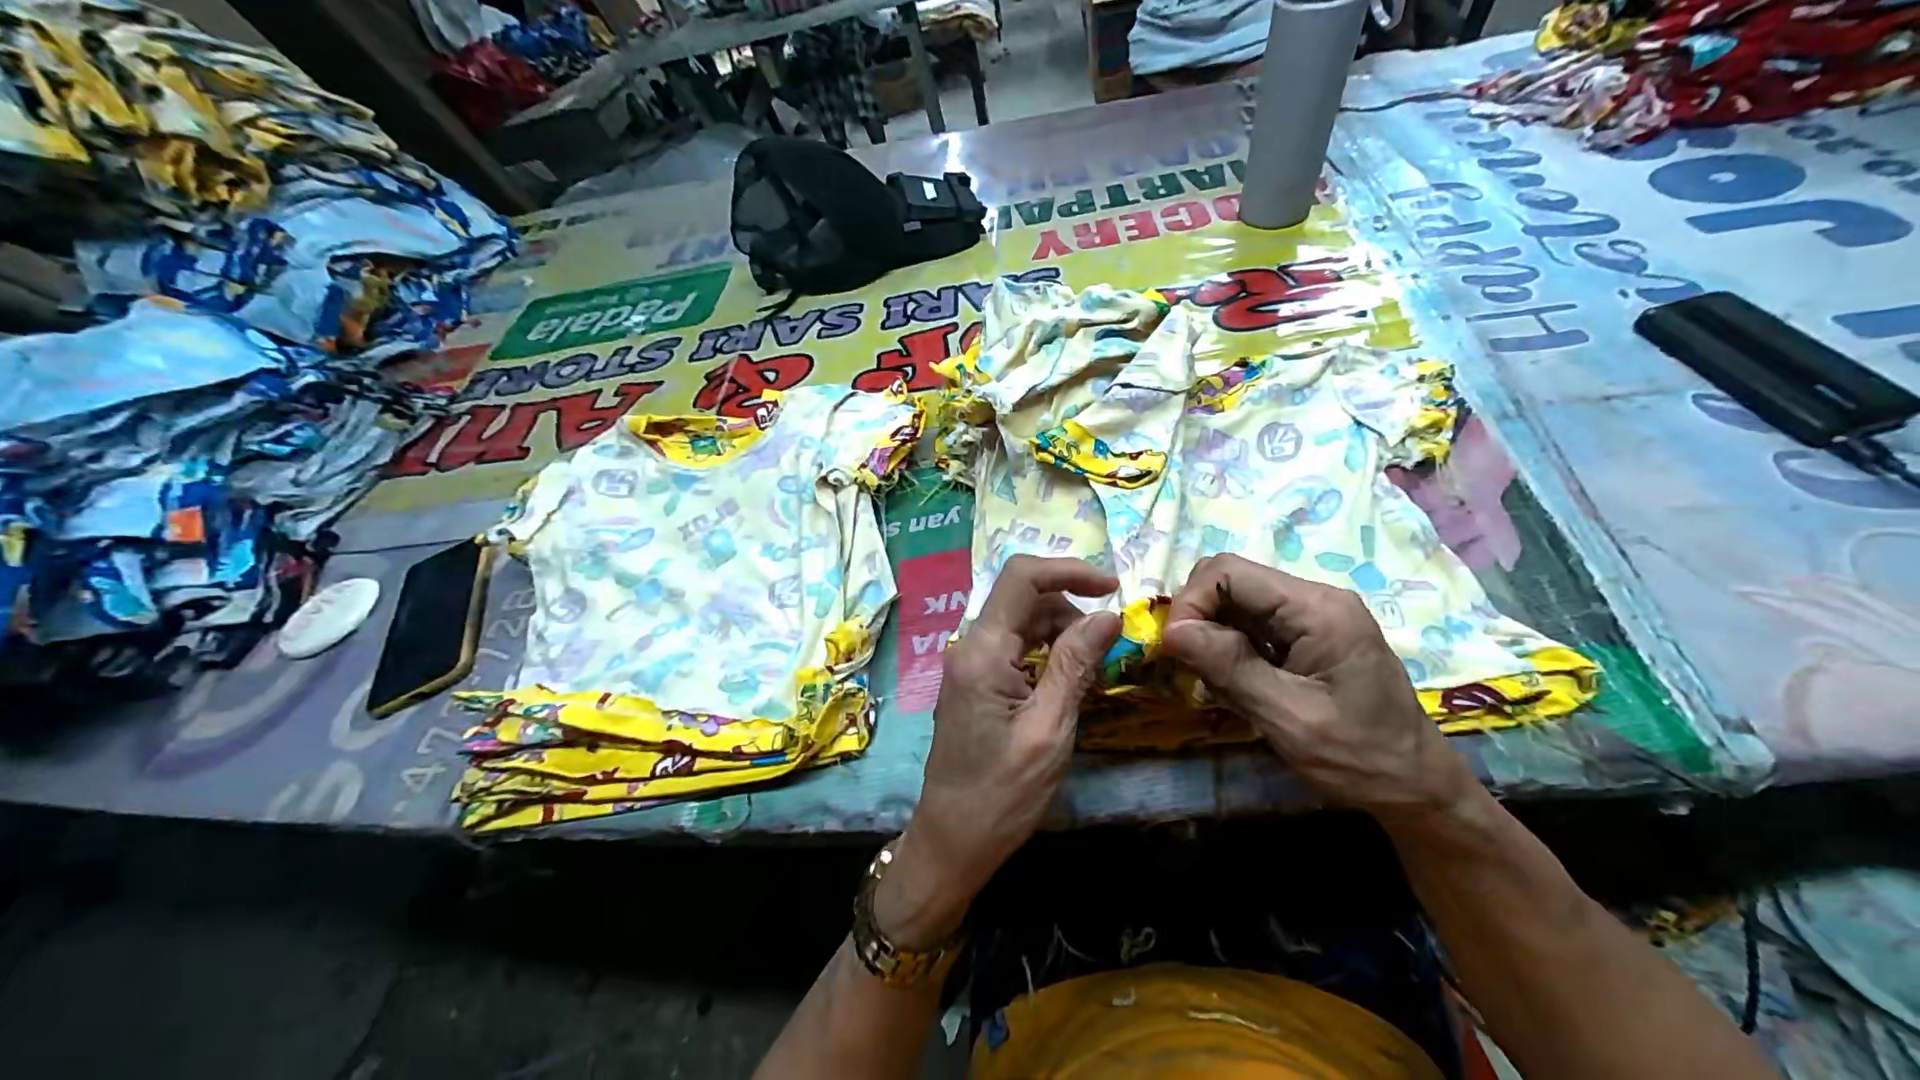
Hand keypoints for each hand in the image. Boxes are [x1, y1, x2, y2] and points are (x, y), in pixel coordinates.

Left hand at [877, 556, 1120, 948]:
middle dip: (1071, 607)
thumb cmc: (1003, 794)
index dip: (1069, 570)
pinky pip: (1013, 649)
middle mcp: (969, 647)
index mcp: (983, 651)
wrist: (952, 841)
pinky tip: (1068, 683)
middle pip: (1023, 598)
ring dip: (1061, 632)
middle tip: (1109, 644)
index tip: (1114, 586)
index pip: (1021, 577)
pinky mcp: (974, 684)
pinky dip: (1045, 654)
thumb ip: (1076, 665)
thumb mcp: (1050, 729)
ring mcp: (968, 665)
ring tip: (1093, 670)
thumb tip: (1108, 614)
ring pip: (1020, 623)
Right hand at [1159, 553, 1475, 818]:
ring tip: (1216, 683)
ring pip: (1235, 602)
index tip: (1176, 650)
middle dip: (1198, 618)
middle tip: (1192, 668)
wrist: (1417, 789)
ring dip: (1211, 636)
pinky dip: (1229, 648)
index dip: (1191, 603)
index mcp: (1318, 609)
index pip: (1228, 572)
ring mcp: (1312, 616)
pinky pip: (1251, 624)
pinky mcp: (1307, 635)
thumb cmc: (1359, 758)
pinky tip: (1236, 684)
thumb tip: (1171, 631)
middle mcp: (1314, 599)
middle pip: (1229, 580)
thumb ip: (1229, 668)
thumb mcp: (1288, 717)